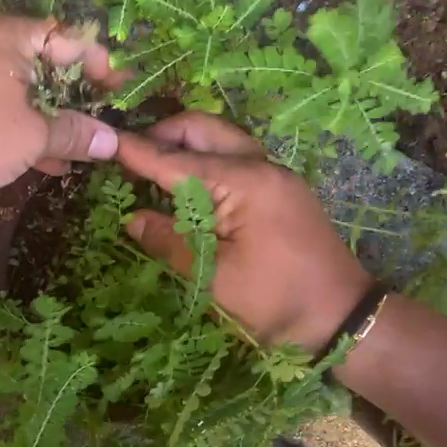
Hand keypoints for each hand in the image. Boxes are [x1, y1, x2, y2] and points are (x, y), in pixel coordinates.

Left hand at [0, 15, 122, 213]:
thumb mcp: (32, 136)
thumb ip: (74, 133)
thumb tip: (110, 142)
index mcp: (4, 34)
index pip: (66, 37)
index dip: (99, 64)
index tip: (121, 91)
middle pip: (43, 63)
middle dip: (76, 96)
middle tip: (105, 120)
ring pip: (20, 92)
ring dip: (51, 119)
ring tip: (84, 147)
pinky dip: (23, 129)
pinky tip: (51, 162)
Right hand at [116, 113, 373, 350]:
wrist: (342, 316)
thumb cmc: (276, 299)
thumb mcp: (213, 277)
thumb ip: (170, 241)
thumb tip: (133, 219)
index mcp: (244, 183)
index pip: (175, 160)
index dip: (136, 152)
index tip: (104, 140)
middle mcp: (261, 167)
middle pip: (202, 129)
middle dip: (161, 134)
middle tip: (126, 157)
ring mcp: (275, 176)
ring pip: (221, 139)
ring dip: (184, 145)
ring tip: (149, 168)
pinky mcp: (280, 190)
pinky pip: (235, 159)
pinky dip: (204, 161)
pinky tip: (185, 185)